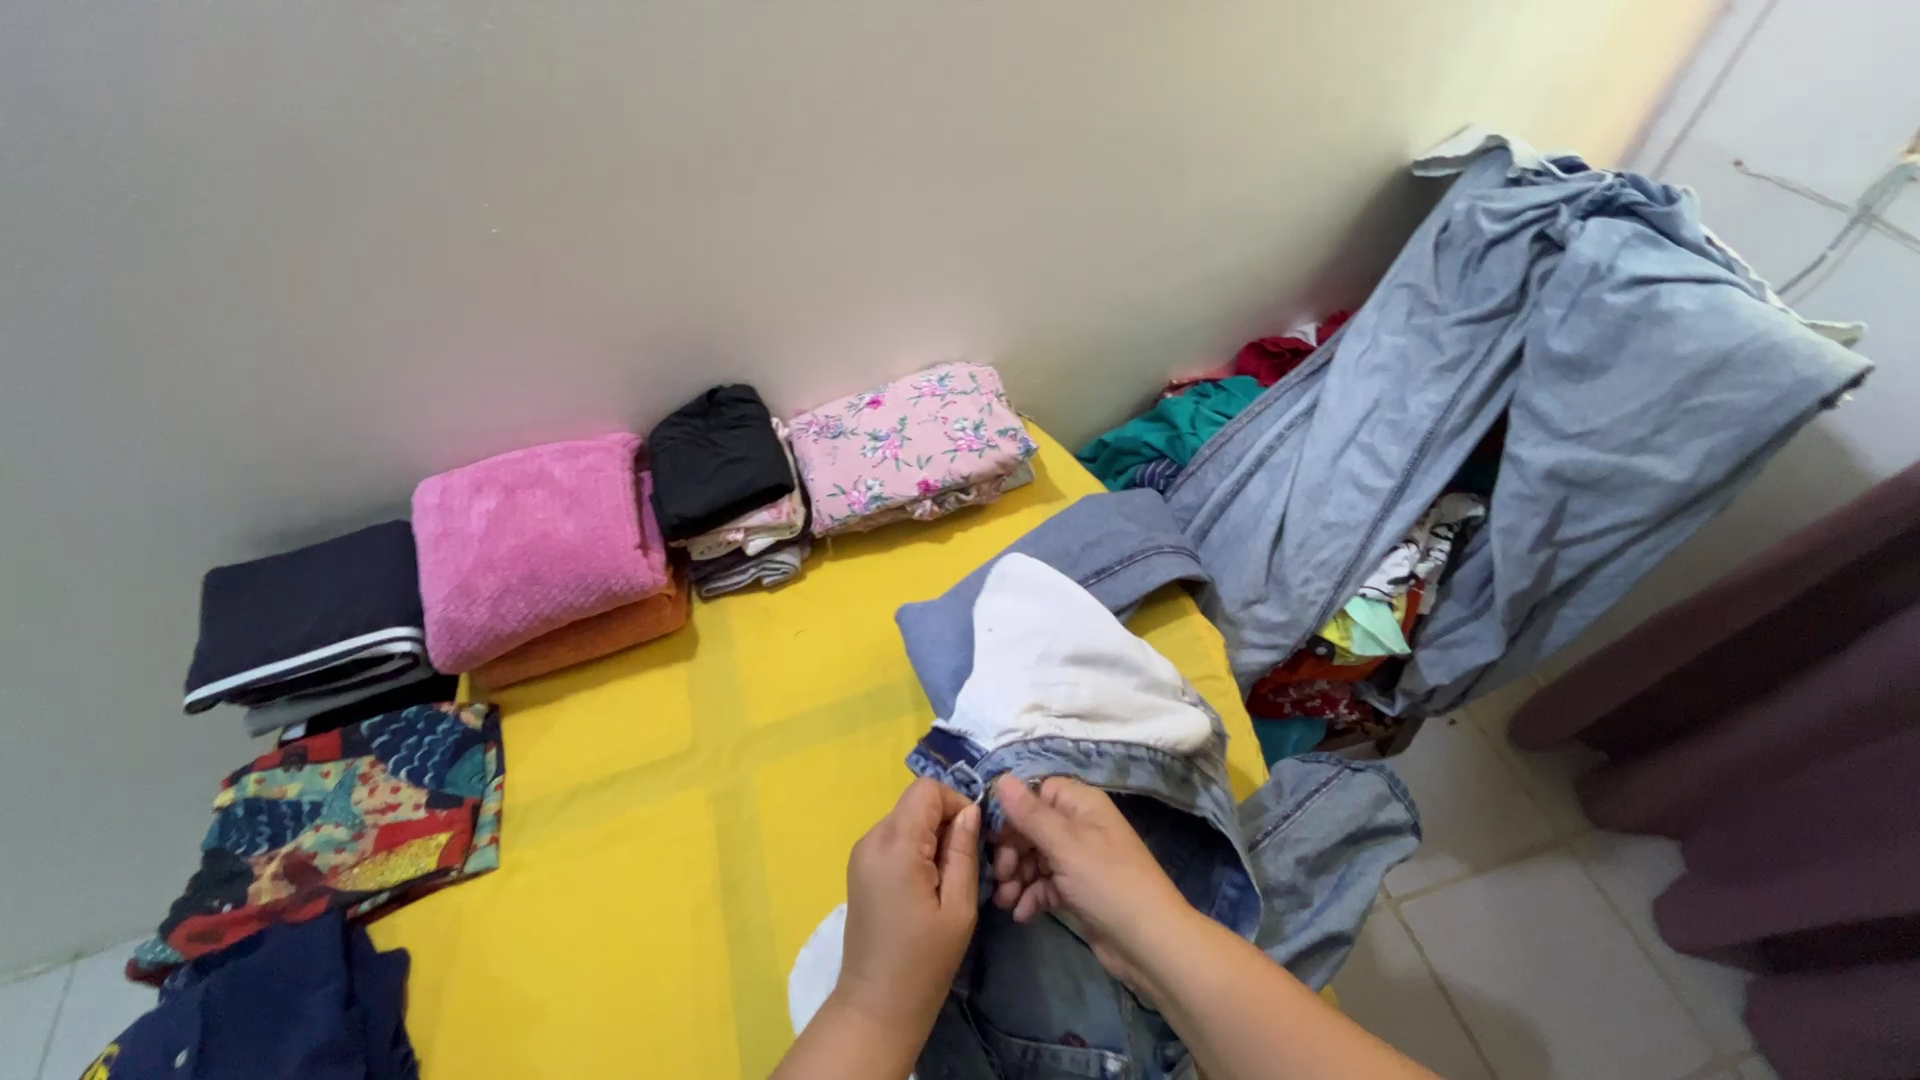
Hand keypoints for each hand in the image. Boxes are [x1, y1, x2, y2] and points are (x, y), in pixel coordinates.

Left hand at [833, 777, 981, 1035]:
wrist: (876, 1005)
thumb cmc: (925, 960)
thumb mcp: (959, 906)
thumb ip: (963, 851)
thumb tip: (970, 811)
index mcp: (895, 844)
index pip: (927, 789)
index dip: (956, 802)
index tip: (974, 836)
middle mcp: (872, 838)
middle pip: (915, 802)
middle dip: (945, 820)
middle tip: (966, 860)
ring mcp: (861, 853)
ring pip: (905, 818)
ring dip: (931, 835)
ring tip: (947, 877)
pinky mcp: (859, 868)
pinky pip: (893, 838)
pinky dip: (915, 847)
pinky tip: (926, 883)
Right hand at [988, 774, 1194, 990]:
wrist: (1149, 943)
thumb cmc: (1108, 882)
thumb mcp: (1065, 844)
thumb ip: (1030, 813)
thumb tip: (1001, 778)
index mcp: (1081, 804)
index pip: (1037, 793)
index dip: (1012, 811)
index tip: (991, 834)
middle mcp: (1079, 826)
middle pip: (1031, 827)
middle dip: (1010, 850)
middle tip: (1000, 874)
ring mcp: (1078, 860)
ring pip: (1035, 858)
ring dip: (1016, 877)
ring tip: (1005, 900)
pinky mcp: (1077, 890)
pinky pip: (1045, 884)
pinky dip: (1032, 896)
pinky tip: (1022, 914)